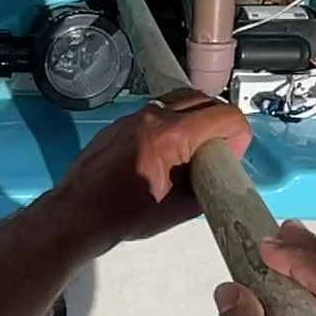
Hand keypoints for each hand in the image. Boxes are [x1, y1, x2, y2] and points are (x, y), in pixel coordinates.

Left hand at [48, 89, 251, 247]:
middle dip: (219, 121)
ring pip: (177, 100)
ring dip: (194, 117)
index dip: (238, 134)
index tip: (233, 153)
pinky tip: (166, 149)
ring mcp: (132, 117)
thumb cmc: (123, 216)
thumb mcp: (179, 208)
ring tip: (195, 147)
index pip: (224, 115)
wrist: (77, 214)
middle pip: (203, 100)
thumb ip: (206, 186)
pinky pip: (154, 111)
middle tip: (219, 150)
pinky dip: (170, 121)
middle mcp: (152, 117)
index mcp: (171, 136)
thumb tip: (217, 176)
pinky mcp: (118, 123)